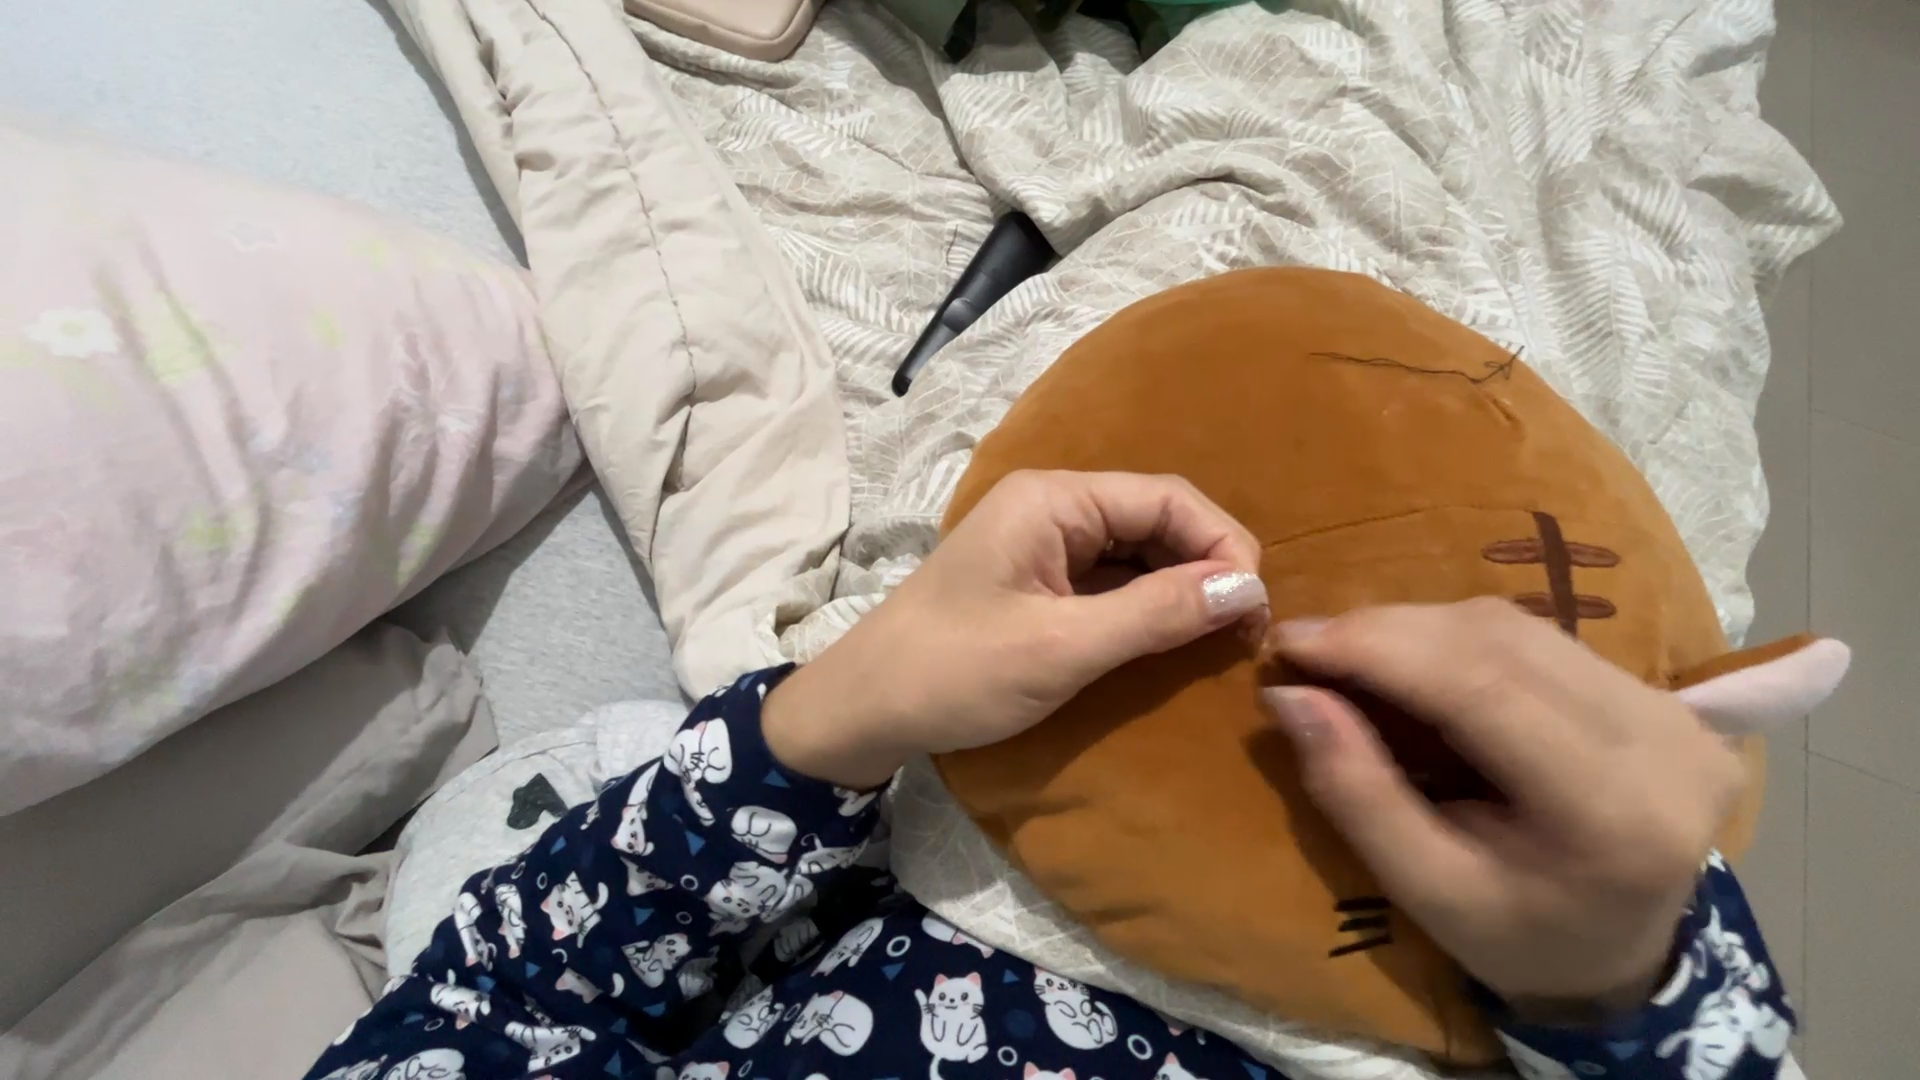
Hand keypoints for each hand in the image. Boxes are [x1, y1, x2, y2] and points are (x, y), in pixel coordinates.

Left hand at [764, 470, 1266, 789]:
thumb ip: (1155, 613)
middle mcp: (1050, 506)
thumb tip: (1248, 588)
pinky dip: (1142, 602)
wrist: (866, 706)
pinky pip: (1106, 577)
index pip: (1166, 497)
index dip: (1221, 544)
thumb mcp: (1062, 646)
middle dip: (1204, 565)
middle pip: (1153, 518)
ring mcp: (1039, 542)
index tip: (1254, 608)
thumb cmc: (955, 671)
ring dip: (1178, 586)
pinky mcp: (1034, 578)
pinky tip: (1167, 636)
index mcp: (1052, 499)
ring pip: (1132, 549)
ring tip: (1216, 636)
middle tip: (1242, 630)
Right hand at [1263, 598, 1744, 1011]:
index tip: (1288, 642)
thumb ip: (1355, 791)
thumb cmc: (1511, 935)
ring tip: (1343, 653)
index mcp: (1615, 812)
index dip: (1374, 648)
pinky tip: (1402, 658)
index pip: (1482, 687)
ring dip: (1407, 627)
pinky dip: (1443, 634)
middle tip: (1301, 646)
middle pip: (1493, 640)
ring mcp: (1669, 708)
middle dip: (1379, 631)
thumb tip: (1287, 695)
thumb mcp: (1421, 887)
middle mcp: (1662, 742)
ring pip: (1506, 624)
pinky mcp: (1652, 690)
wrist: (1616, 952)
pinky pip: (1525, 633)